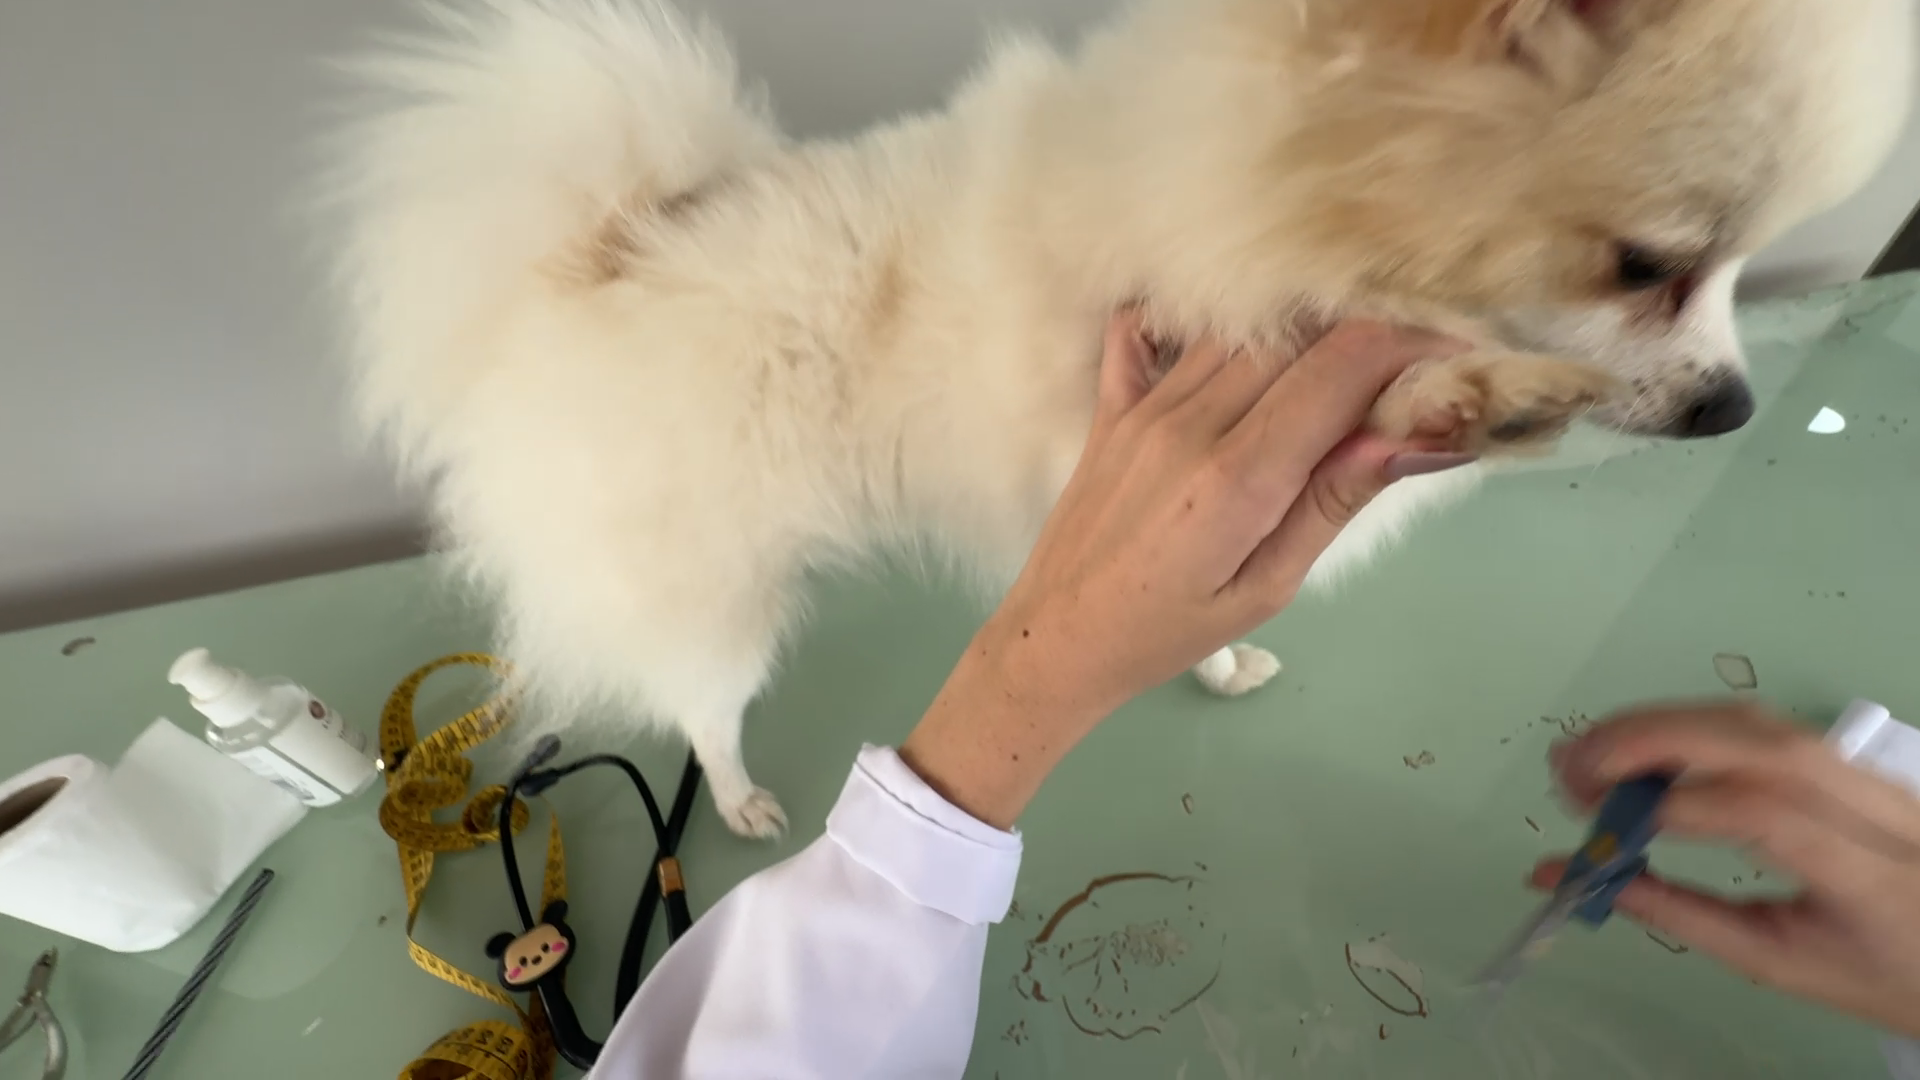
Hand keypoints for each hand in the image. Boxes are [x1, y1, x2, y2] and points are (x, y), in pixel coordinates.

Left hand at [901, 312, 1470, 827]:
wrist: (1056, 637)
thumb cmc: (1163, 633)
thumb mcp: (1262, 590)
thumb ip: (1331, 504)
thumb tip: (1415, 435)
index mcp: (1236, 475)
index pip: (1343, 363)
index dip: (1413, 344)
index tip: (1453, 357)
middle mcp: (1188, 422)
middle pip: (1296, 333)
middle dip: (1366, 331)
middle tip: (1402, 362)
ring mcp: (1139, 408)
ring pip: (1235, 329)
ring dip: (1296, 328)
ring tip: (1332, 358)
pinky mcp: (1107, 411)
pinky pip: (1143, 334)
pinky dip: (1190, 318)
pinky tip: (1225, 333)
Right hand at [1534, 703, 1919, 1037]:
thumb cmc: (1879, 972)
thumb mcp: (1778, 963)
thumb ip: (1668, 911)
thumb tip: (1554, 873)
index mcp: (1878, 884)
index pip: (1769, 817)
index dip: (1670, 805)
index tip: (1597, 821)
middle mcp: (1886, 815)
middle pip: (1756, 746)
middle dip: (1644, 744)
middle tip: (1569, 767)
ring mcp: (1870, 776)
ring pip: (1747, 719)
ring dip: (1649, 725)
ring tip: (1586, 752)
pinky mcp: (1845, 757)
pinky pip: (1749, 720)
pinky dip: (1675, 723)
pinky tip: (1633, 746)